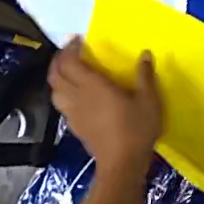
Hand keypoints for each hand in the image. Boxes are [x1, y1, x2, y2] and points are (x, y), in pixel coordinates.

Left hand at [48, 39, 162, 176]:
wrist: (122, 164)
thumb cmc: (137, 130)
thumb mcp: (148, 101)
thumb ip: (145, 76)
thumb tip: (145, 54)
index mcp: (93, 86)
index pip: (70, 62)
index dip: (69, 48)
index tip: (77, 40)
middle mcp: (77, 97)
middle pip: (55, 74)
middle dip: (58, 60)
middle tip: (70, 52)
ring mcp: (73, 113)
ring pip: (54, 90)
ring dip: (56, 76)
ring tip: (68, 71)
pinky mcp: (74, 126)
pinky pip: (60, 104)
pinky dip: (62, 93)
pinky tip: (74, 95)